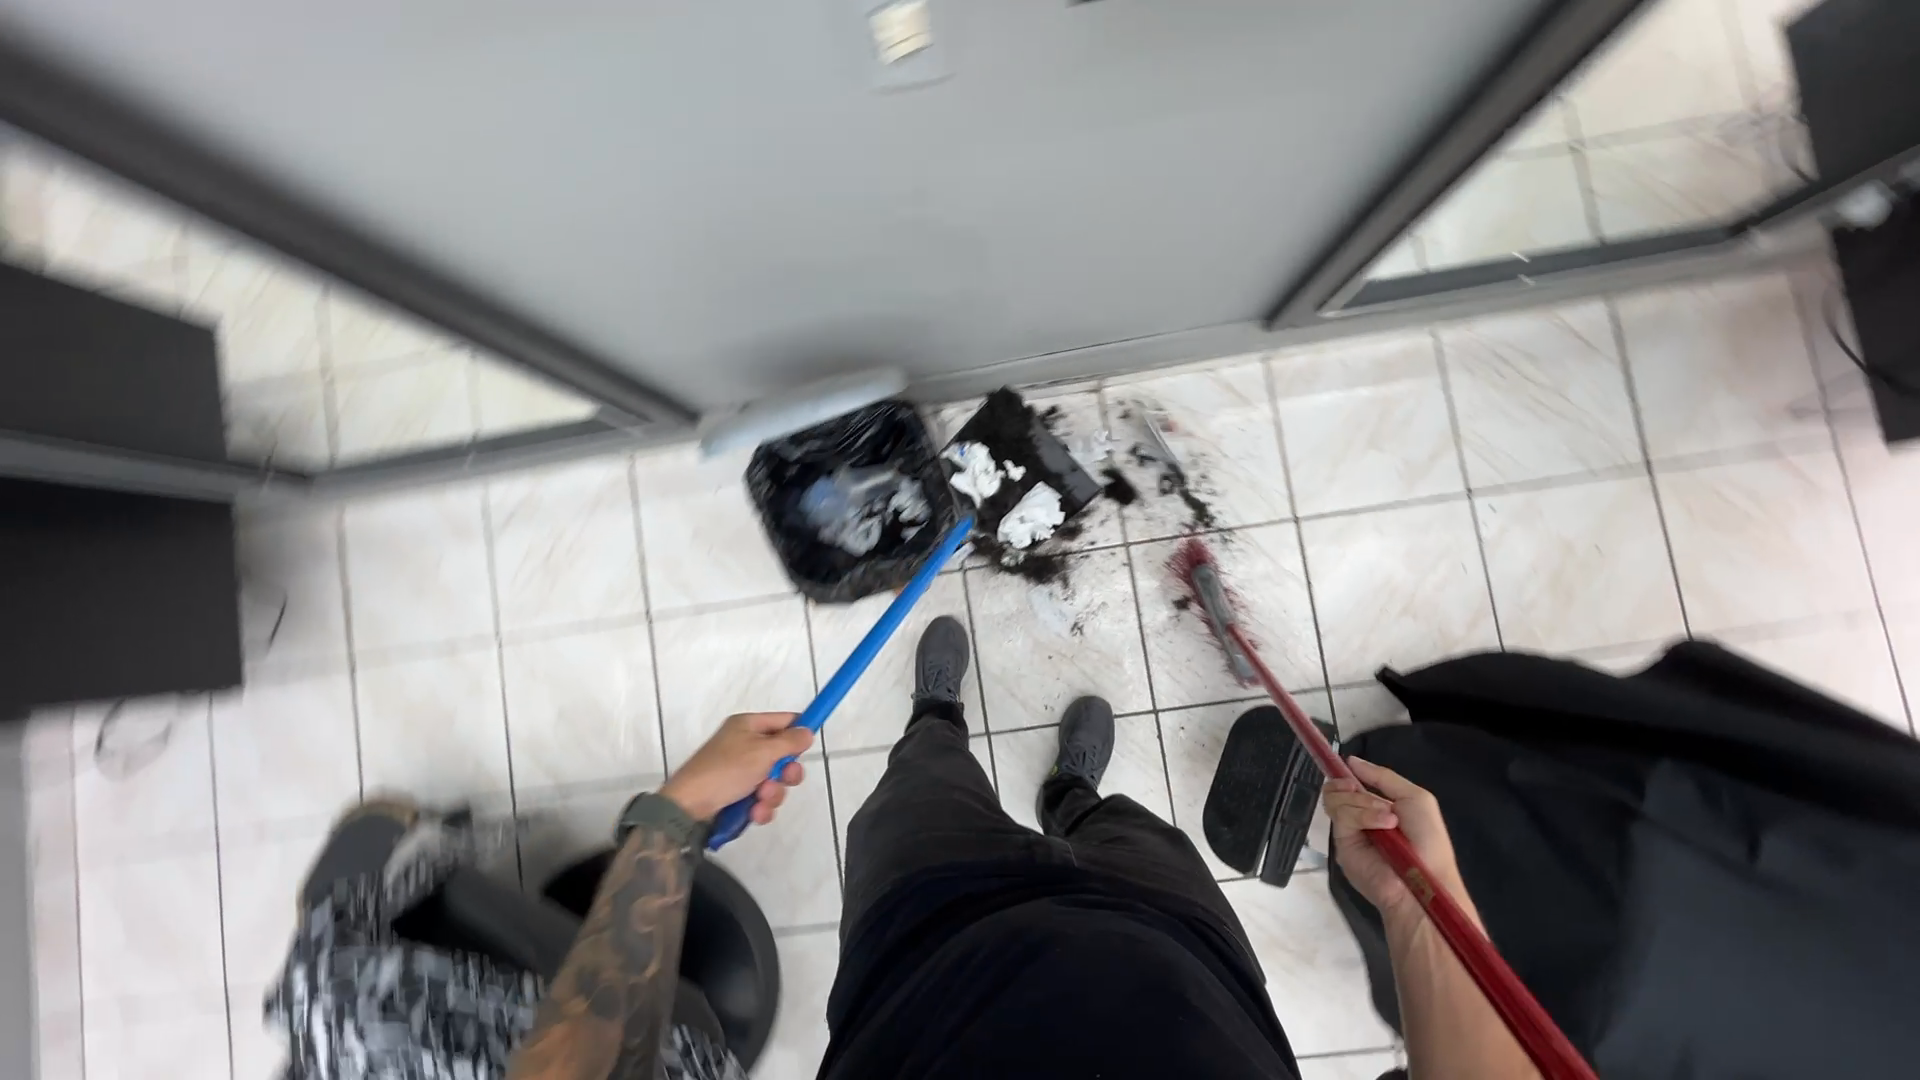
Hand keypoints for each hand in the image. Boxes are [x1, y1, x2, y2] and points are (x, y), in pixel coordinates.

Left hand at [659, 712, 812, 823]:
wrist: (687, 807)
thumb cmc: (725, 770)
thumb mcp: (762, 752)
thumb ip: (790, 742)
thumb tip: (808, 731)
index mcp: (748, 726)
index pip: (784, 721)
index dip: (799, 731)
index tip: (810, 745)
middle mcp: (746, 745)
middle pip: (783, 755)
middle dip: (786, 772)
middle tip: (785, 779)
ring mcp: (741, 771)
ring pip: (775, 781)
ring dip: (773, 793)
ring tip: (760, 800)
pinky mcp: (737, 794)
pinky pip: (762, 798)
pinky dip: (761, 807)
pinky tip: (754, 813)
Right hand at [1322, 757, 1464, 927]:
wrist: (1424, 882)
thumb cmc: (1428, 840)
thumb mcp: (1416, 798)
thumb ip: (1383, 777)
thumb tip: (1350, 760)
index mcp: (1377, 807)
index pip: (1350, 784)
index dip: (1346, 774)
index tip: (1344, 765)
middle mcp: (1359, 817)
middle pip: (1336, 788)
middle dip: (1348, 785)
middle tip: (1359, 790)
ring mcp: (1349, 830)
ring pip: (1334, 798)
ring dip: (1361, 802)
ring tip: (1386, 819)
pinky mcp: (1341, 844)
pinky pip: (1340, 816)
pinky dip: (1361, 815)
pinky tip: (1381, 826)